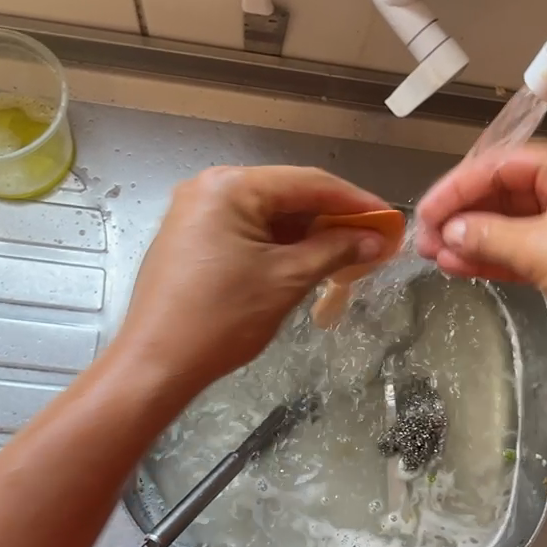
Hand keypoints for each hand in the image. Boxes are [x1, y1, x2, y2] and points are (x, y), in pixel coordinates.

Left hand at [116, 165, 390, 393]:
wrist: (156, 363)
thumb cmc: (222, 319)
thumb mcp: (286, 281)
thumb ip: (334, 250)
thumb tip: (375, 240)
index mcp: (230, 186)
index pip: (308, 183)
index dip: (355, 202)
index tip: (390, 222)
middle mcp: (209, 187)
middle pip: (287, 194)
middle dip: (332, 218)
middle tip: (372, 242)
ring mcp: (196, 211)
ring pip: (268, 214)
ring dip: (307, 234)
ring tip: (346, 255)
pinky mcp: (191, 238)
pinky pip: (247, 230)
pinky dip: (279, 244)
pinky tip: (307, 261)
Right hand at [415, 145, 546, 359]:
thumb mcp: (542, 247)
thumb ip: (489, 235)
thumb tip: (450, 230)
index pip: (498, 164)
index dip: (456, 186)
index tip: (424, 213)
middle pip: (500, 193)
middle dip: (461, 214)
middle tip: (424, 238)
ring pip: (507, 224)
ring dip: (471, 238)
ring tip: (435, 256)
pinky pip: (519, 250)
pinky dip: (491, 257)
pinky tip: (459, 265)